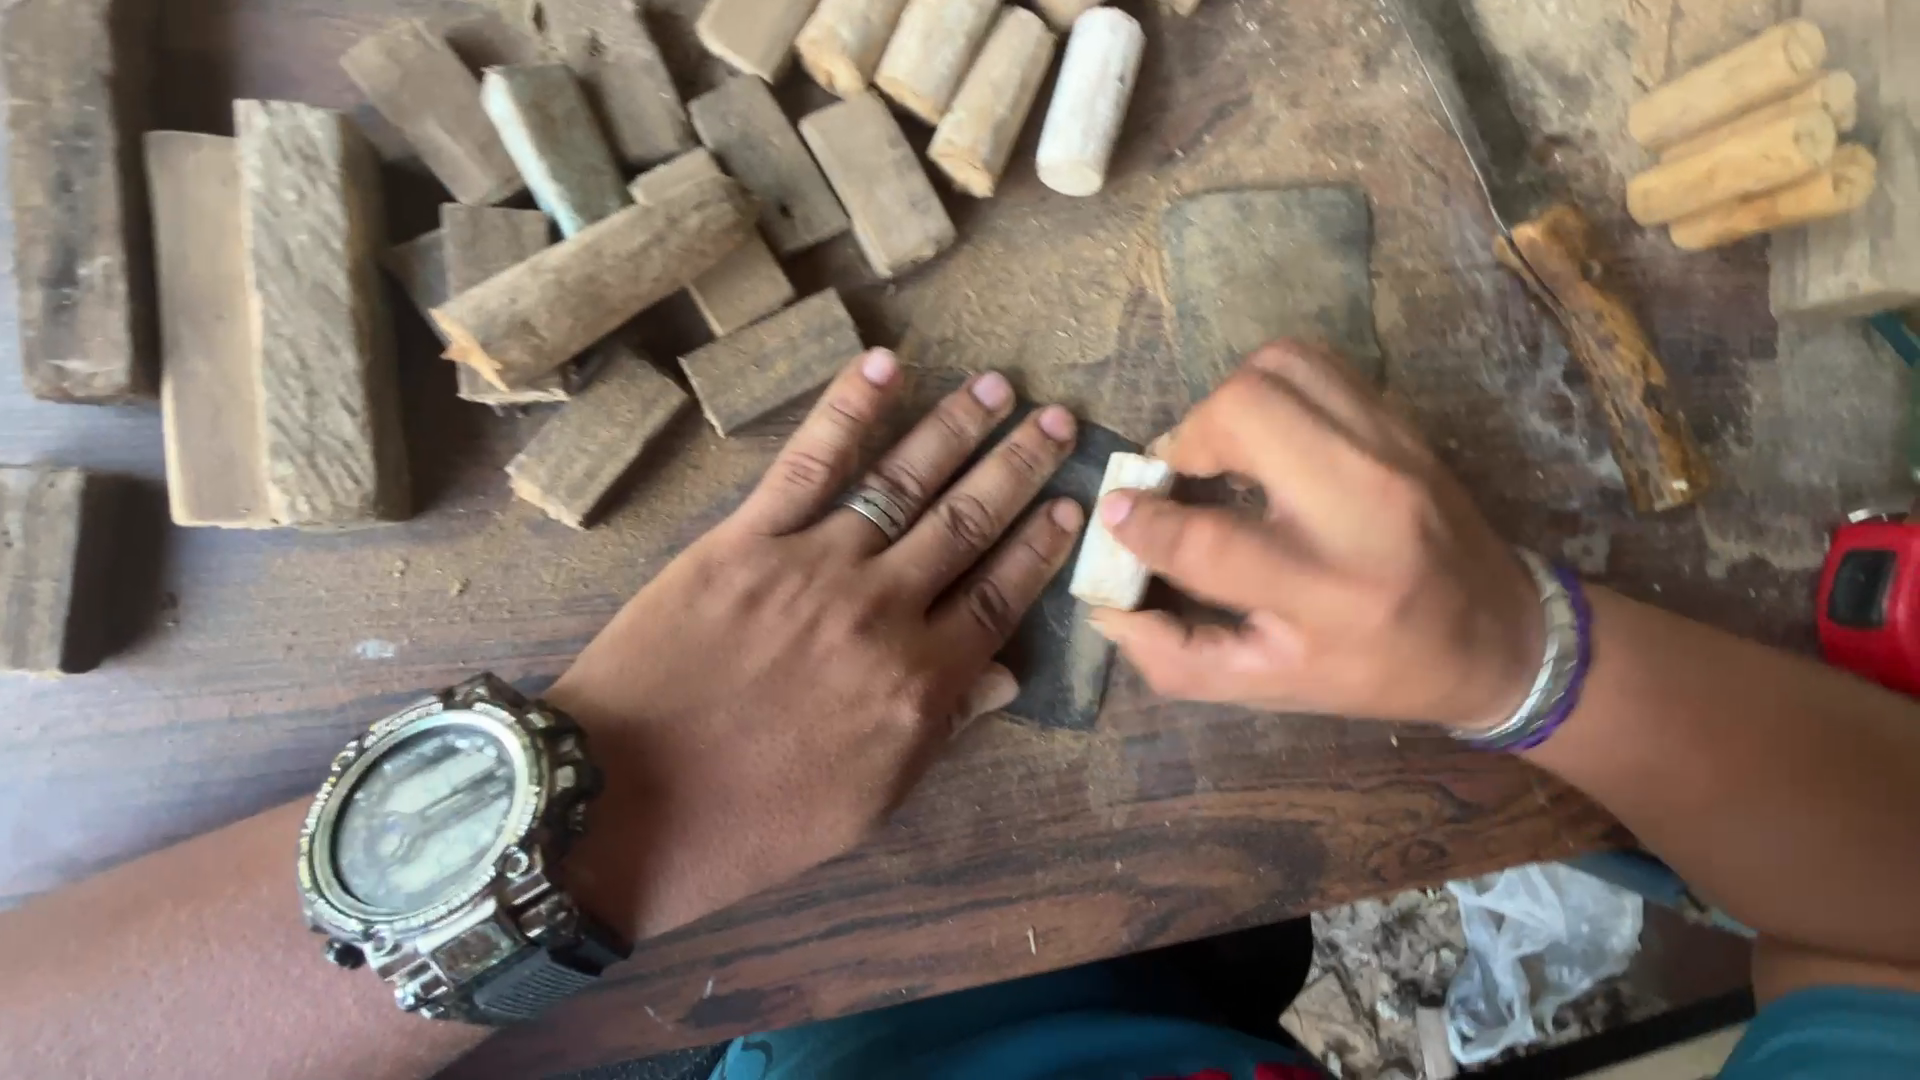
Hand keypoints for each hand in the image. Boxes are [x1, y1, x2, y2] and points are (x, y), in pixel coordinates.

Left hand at [548, 350, 1083, 939]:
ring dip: (956, 427)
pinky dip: (848, 409)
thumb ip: (944, 728)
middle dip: (1018, 469)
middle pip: (967, 524)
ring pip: (903, 482)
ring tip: (1000, 387)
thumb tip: (1007, 674)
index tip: (1071, 505)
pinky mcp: (745, 539)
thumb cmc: (753, 819)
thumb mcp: (869, 799)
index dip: (1040, 546)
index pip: (1000, 597)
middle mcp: (881, 611)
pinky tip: (886, 365)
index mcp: (918, 683)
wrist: (621, 803)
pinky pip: (807, 463)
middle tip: (1057, 423)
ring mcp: (814, 565)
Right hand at [1089, 342, 1542, 729]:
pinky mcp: (1401, 421)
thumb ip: (1176, 657)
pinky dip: (1266, 385)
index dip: (1145, 523)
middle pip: (1247, 413)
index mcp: (1328, 593)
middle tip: (1180, 475)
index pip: (1212, 541)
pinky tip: (1262, 431)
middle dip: (1188, 436)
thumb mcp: (1269, 689)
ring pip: (1276, 370)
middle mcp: (1365, 508)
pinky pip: (1313, 362)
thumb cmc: (1372, 669)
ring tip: (1220, 452)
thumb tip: (1107, 609)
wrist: (1499, 634)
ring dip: (1224, 404)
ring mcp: (1391, 450)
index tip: (1117, 511)